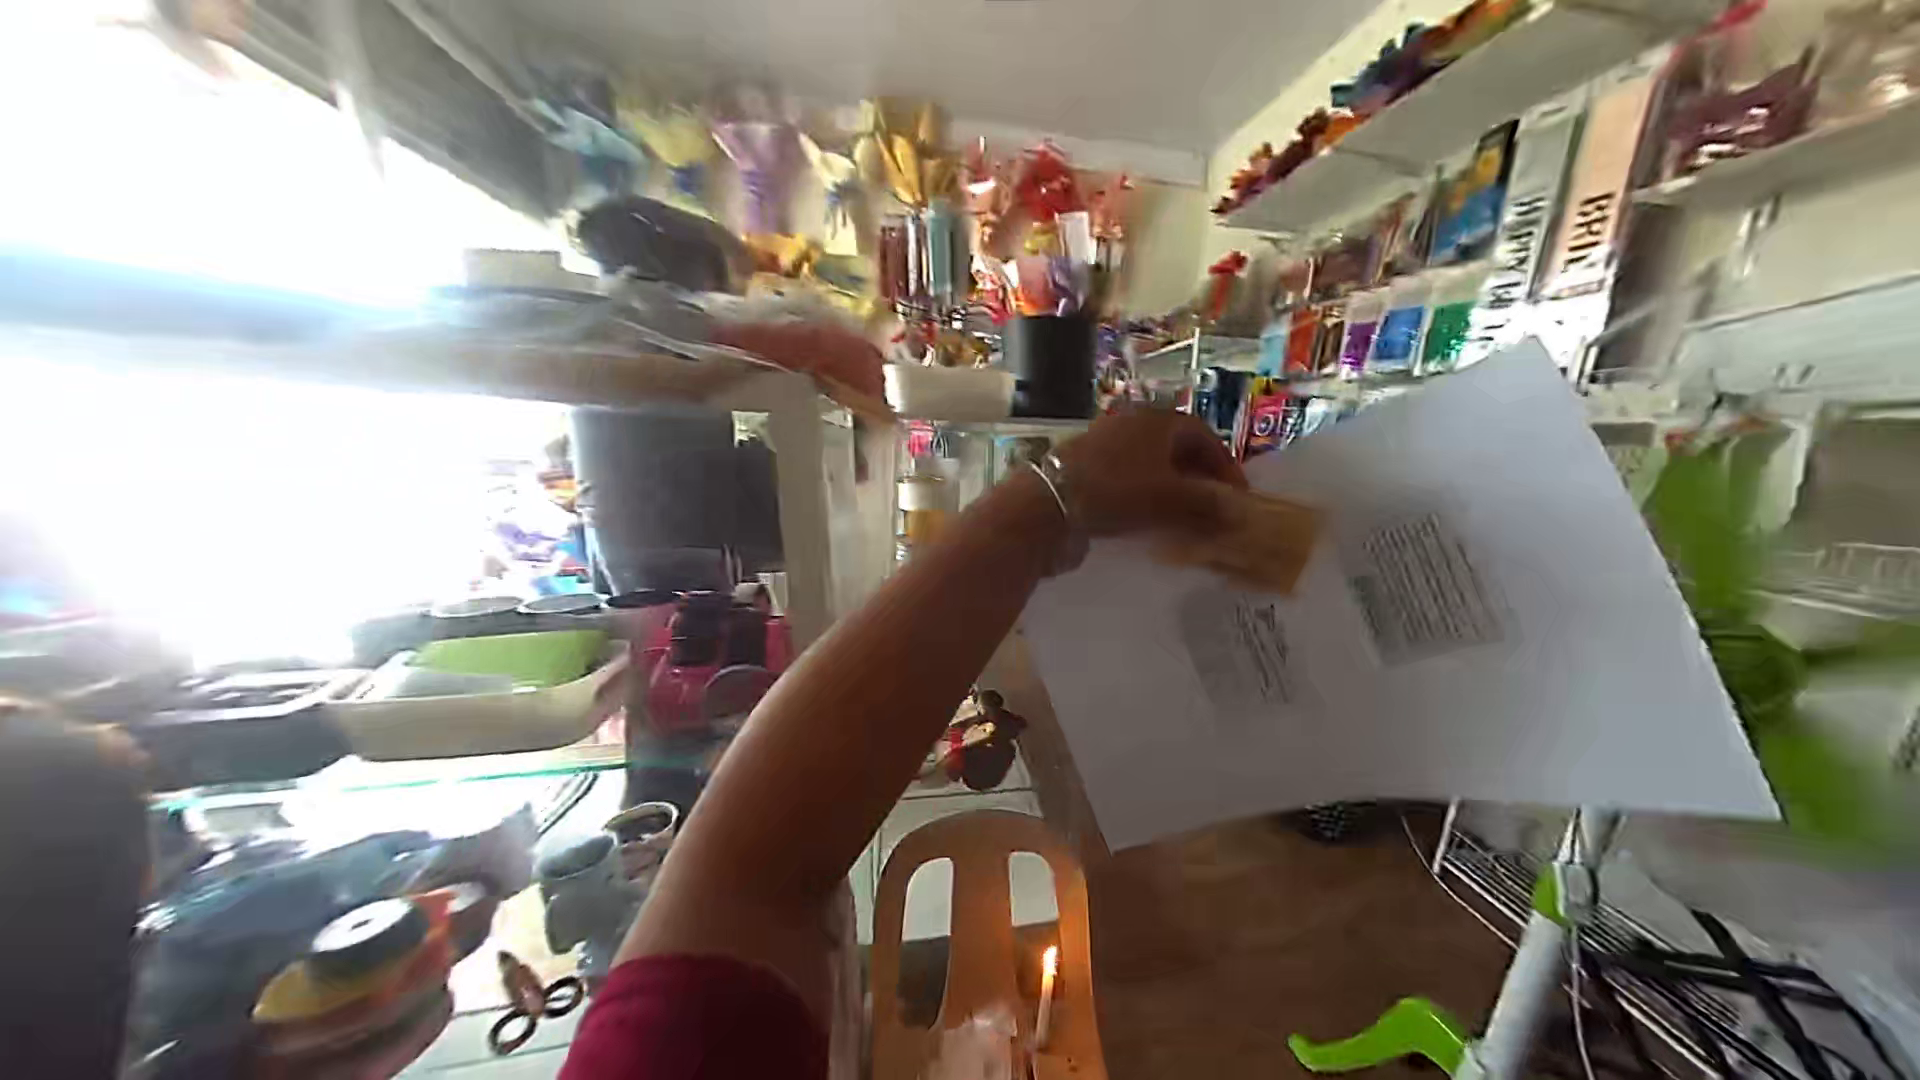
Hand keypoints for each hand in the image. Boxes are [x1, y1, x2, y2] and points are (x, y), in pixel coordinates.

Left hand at [1052, 409, 1246, 537]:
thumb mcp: (1170, 498)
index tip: (1236, 495)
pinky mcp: (1083, 473)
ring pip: (1148, 470)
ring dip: (1169, 493)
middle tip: (1212, 510)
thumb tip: (1236, 511)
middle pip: (1174, 451)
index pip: (1202, 436)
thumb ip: (1206, 504)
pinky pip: (1124, 484)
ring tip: (1183, 522)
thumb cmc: (1117, 492)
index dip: (1223, 465)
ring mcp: (1102, 449)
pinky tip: (1146, 525)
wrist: (1047, 506)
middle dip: (1196, 480)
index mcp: (1155, 421)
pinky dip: (1141, 501)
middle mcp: (1129, 427)